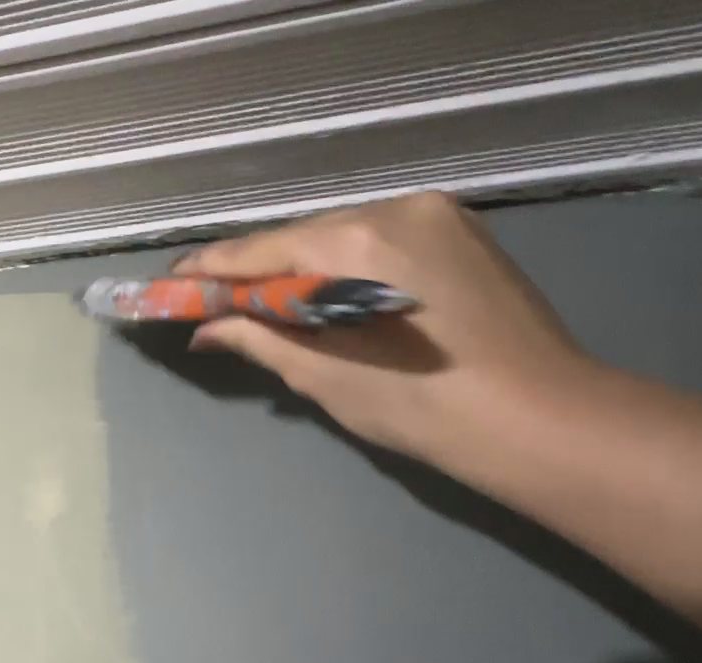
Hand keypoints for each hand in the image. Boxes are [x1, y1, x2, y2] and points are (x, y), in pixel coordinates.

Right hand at [175, 193, 598, 460]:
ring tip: (263, 302)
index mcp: (354, 246)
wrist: (532, 414)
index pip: (257, 252)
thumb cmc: (415, 403)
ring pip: (335, 236)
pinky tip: (323, 294)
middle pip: (296, 239)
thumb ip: (256, 337)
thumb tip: (204, 330)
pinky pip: (373, 239)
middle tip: (211, 300)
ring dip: (295, 268)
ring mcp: (432, 213)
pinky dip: (338, 264)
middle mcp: (391, 211)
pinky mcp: (457, 228)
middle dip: (251, 270)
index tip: (168, 283)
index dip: (207, 271)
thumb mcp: (320, 373)